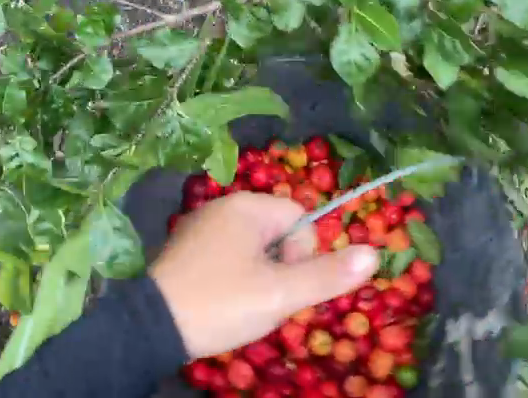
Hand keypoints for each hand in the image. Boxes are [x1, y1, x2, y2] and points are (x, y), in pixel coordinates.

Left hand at [148, 190, 379, 358]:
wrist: (152, 324)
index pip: (299, 218)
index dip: (303, 254)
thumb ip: (327, 275)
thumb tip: (374, 253)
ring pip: (254, 246)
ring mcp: (204, 224)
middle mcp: (226, 204)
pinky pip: (230, 253)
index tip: (285, 286)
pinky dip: (236, 275)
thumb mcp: (279, 294)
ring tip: (245, 305)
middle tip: (266, 300)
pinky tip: (225, 301)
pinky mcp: (189, 246)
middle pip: (277, 231)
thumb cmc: (221, 302)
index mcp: (248, 206)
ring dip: (261, 275)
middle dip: (282, 268)